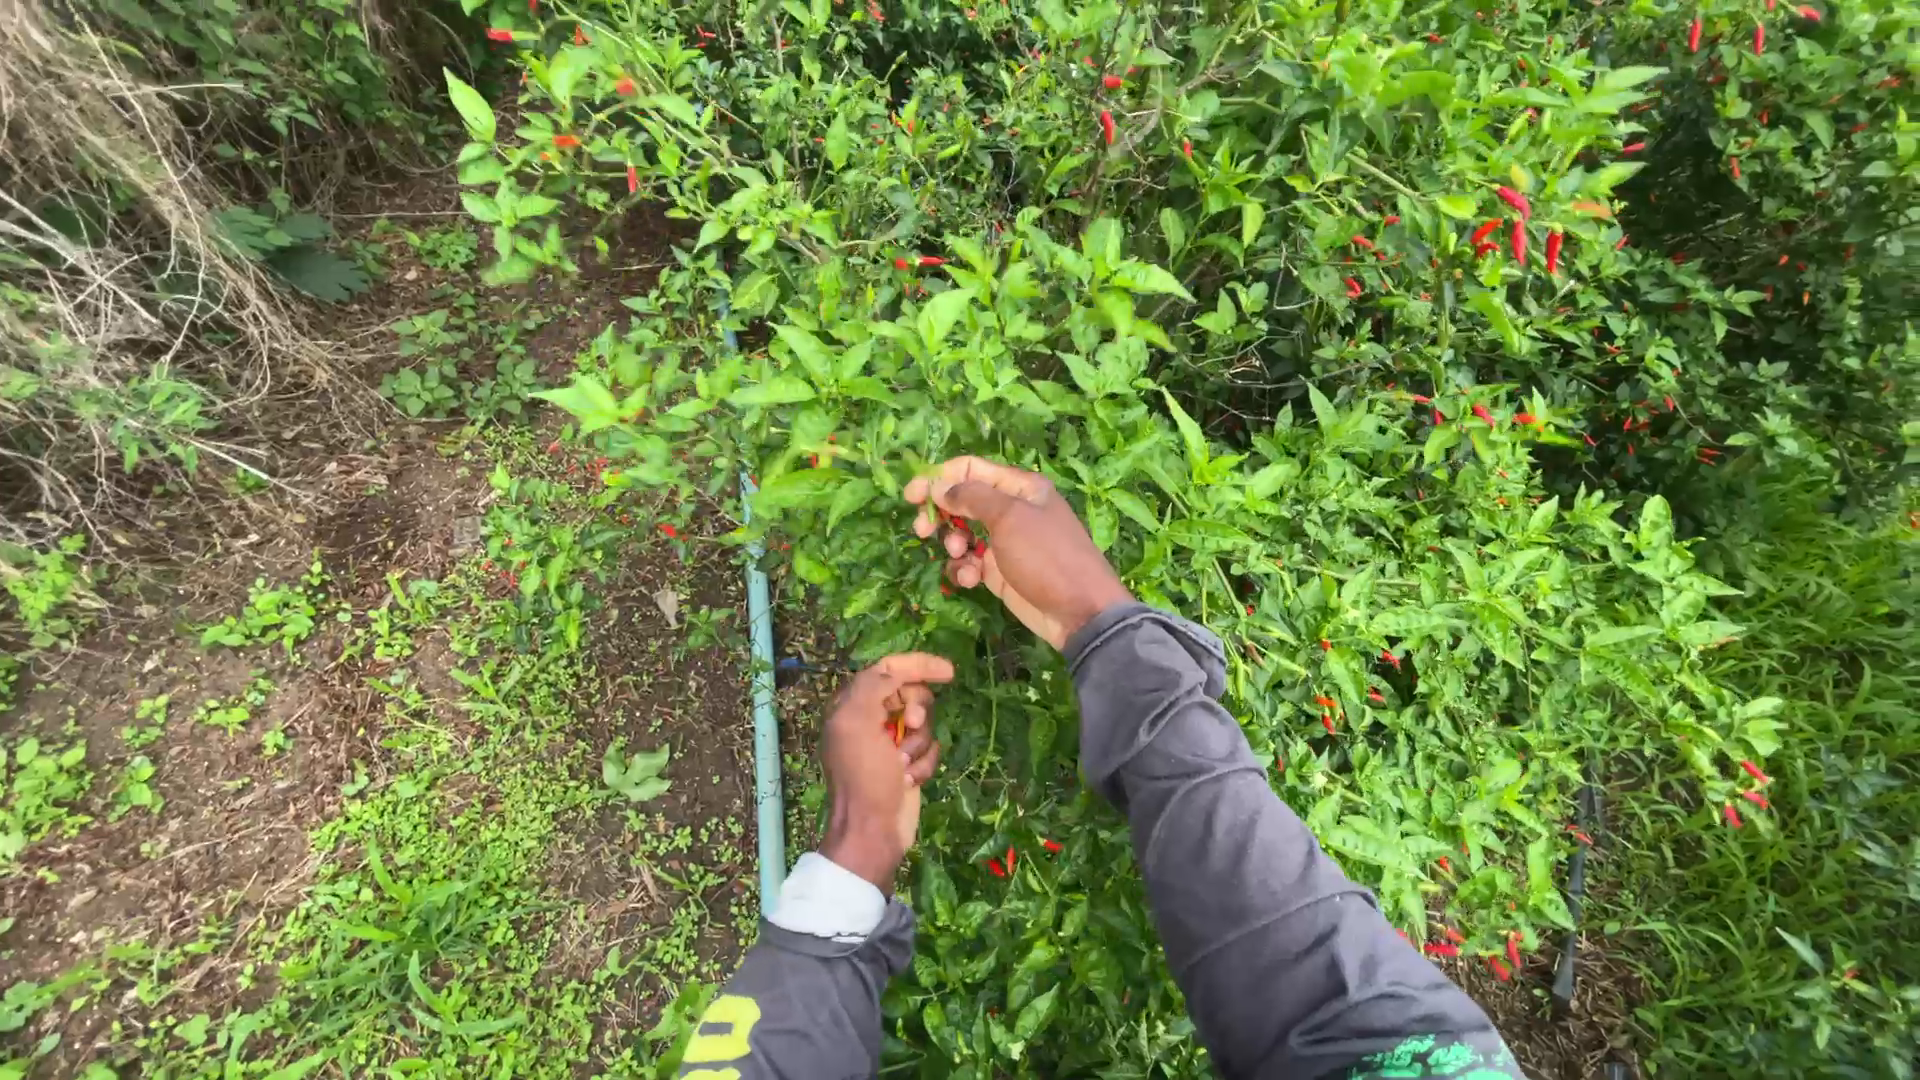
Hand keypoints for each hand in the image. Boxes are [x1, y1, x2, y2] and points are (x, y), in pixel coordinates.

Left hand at [820, 653, 953, 888]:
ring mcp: (890, 742)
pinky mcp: (908, 762)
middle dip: (917, 709)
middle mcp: (870, 719)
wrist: (873, 832)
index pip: (889, 668)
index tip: (948, 672)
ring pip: (924, 721)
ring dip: (919, 742)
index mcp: (852, 704)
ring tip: (903, 763)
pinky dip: (924, 762)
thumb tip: (896, 670)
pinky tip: (910, 779)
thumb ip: (874, 685)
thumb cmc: (864, 776)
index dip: (919, 665)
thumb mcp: (858, 722)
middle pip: (911, 692)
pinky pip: (931, 747)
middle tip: (912, 725)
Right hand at [905, 457, 1132, 649]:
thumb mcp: (1010, 518)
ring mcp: (1004, 542)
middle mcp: (1010, 510)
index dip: (939, 478)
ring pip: (961, 533)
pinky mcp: (998, 572)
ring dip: (952, 543)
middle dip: (940, 513)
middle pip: (962, 500)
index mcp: (1019, 487)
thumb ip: (972, 497)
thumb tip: (939, 486)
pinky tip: (970, 580)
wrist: (1078, 611)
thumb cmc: (1047, 556)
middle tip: (923, 531)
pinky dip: (963, 570)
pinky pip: (969, 563)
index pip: (970, 469)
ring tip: (960, 556)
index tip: (913, 496)